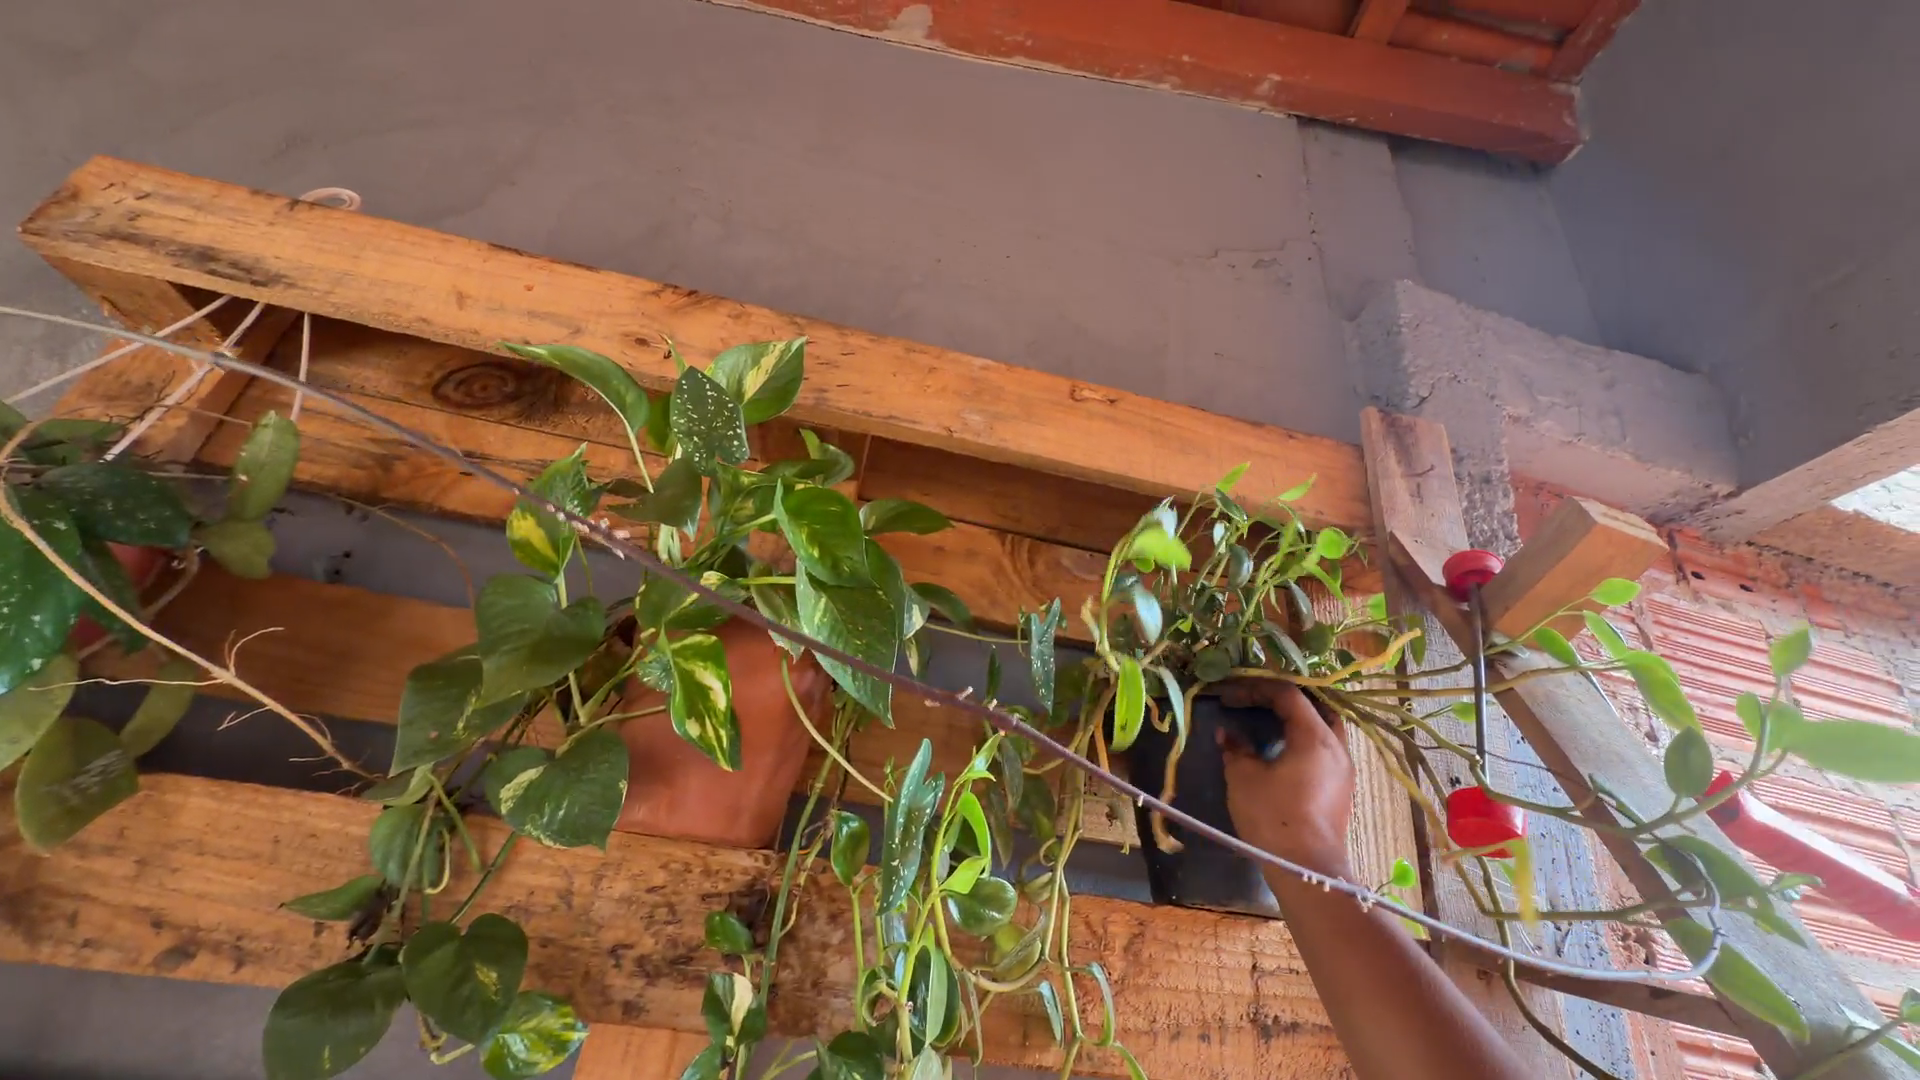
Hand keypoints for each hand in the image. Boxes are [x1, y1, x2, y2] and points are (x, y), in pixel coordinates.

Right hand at [1217, 680, 1353, 875]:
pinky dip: (1303, 739)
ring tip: (1268, 721)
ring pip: (1324, 727)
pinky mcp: (1341, 789)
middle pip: (1316, 705)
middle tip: (1256, 700)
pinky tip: (1281, 750)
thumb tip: (1228, 734)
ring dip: (1297, 719)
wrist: (1306, 869)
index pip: (1288, 694)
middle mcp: (1337, 746)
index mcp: (1315, 736)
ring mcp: (1344, 769)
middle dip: (1285, 698)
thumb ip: (1236, 748)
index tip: (1229, 695)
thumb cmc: (1274, 817)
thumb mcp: (1244, 777)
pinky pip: (1324, 748)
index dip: (1255, 688)